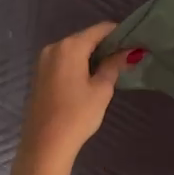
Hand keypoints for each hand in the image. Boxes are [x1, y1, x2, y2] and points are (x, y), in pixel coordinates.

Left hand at [16, 22, 141, 168]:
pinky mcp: (39, 74)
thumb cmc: (77, 115)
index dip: (119, 33)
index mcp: (70, 47)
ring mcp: (43, 61)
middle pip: (85, 38)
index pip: (100, 29)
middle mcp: (54, 47)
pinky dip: (78, 63)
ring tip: (111, 68)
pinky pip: (63, 61)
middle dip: (105, 44)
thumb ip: (114, 65)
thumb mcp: (101, 89)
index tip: (134, 42)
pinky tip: (89, 77)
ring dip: (91, 55)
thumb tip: (130, 51)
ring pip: (73, 50)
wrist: (45, 145)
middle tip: (125, 57)